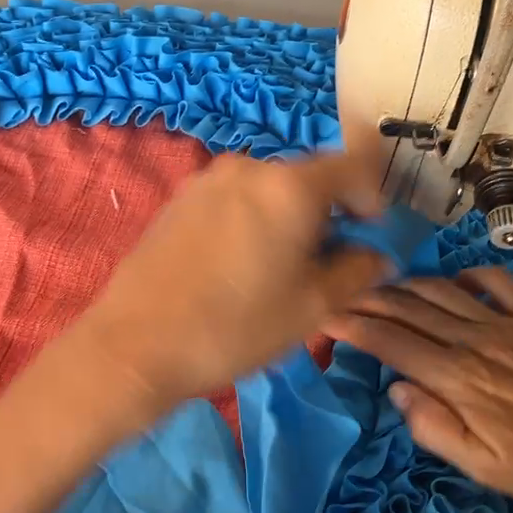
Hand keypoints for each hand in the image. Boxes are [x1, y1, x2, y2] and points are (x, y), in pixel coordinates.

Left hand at [55, 151, 389, 424]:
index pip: (352, 169)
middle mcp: (248, 167)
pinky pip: (232, 201)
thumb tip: (376, 256)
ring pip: (267, 192)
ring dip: (285, 219)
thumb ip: (358, 272)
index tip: (369, 237)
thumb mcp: (313, 307)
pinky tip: (235, 268)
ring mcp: (206, 181)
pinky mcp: (178, 201)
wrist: (136, 345)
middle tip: (324, 265)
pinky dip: (249, 222)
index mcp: (290, 185)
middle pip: (306, 180)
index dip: (371, 200)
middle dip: (326, 214)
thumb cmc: (236, 326)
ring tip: (276, 271)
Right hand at [322, 267, 512, 512]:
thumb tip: (397, 389)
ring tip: (382, 288)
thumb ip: (433, 427)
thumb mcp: (482, 467)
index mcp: (458, 379)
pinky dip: (466, 275)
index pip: (390, 342)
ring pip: (442, 290)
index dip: (352, 327)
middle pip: (408, 309)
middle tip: (341, 297)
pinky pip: (494, 282)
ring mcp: (506, 324)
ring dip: (405, 285)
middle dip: (368, 300)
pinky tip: (453, 283)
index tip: (325, 317)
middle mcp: (475, 341)